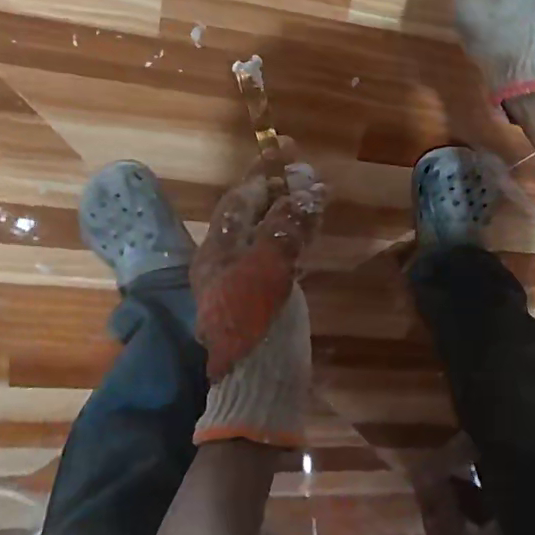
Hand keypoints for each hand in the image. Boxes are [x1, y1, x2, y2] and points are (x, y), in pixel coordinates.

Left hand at [190, 139, 323, 446]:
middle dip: (280, 188)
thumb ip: (285, 226)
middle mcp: (229, 260)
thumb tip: (305, 187)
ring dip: (292, 209)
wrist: (259, 386)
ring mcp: (249, 279)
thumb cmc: (255, 325)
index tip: (287, 148)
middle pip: (255, 214)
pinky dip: (299, 234)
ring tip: (316, 190)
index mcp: (219, 251)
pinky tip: (313, 227)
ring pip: (271, 232)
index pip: (241, 200)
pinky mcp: (269, 296)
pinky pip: (283, 253)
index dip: (264, 172)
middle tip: (307, 168)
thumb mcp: (268, 269)